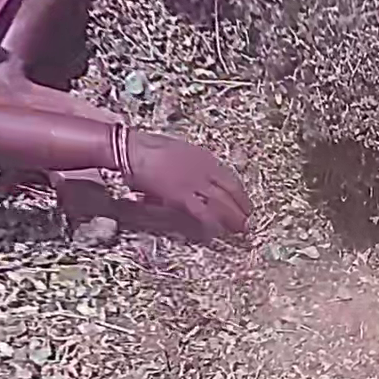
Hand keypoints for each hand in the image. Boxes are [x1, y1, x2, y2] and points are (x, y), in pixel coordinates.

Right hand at [124, 132, 251, 236]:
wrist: (131, 148)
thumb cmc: (148, 147)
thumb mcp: (180, 151)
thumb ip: (195, 164)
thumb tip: (201, 179)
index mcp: (205, 158)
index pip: (231, 179)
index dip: (240, 195)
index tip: (245, 204)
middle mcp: (205, 170)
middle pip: (230, 193)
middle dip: (241, 209)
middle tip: (247, 222)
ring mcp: (194, 183)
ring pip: (221, 204)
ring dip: (232, 218)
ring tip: (239, 230)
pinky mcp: (182, 196)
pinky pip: (202, 212)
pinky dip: (212, 222)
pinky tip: (217, 230)